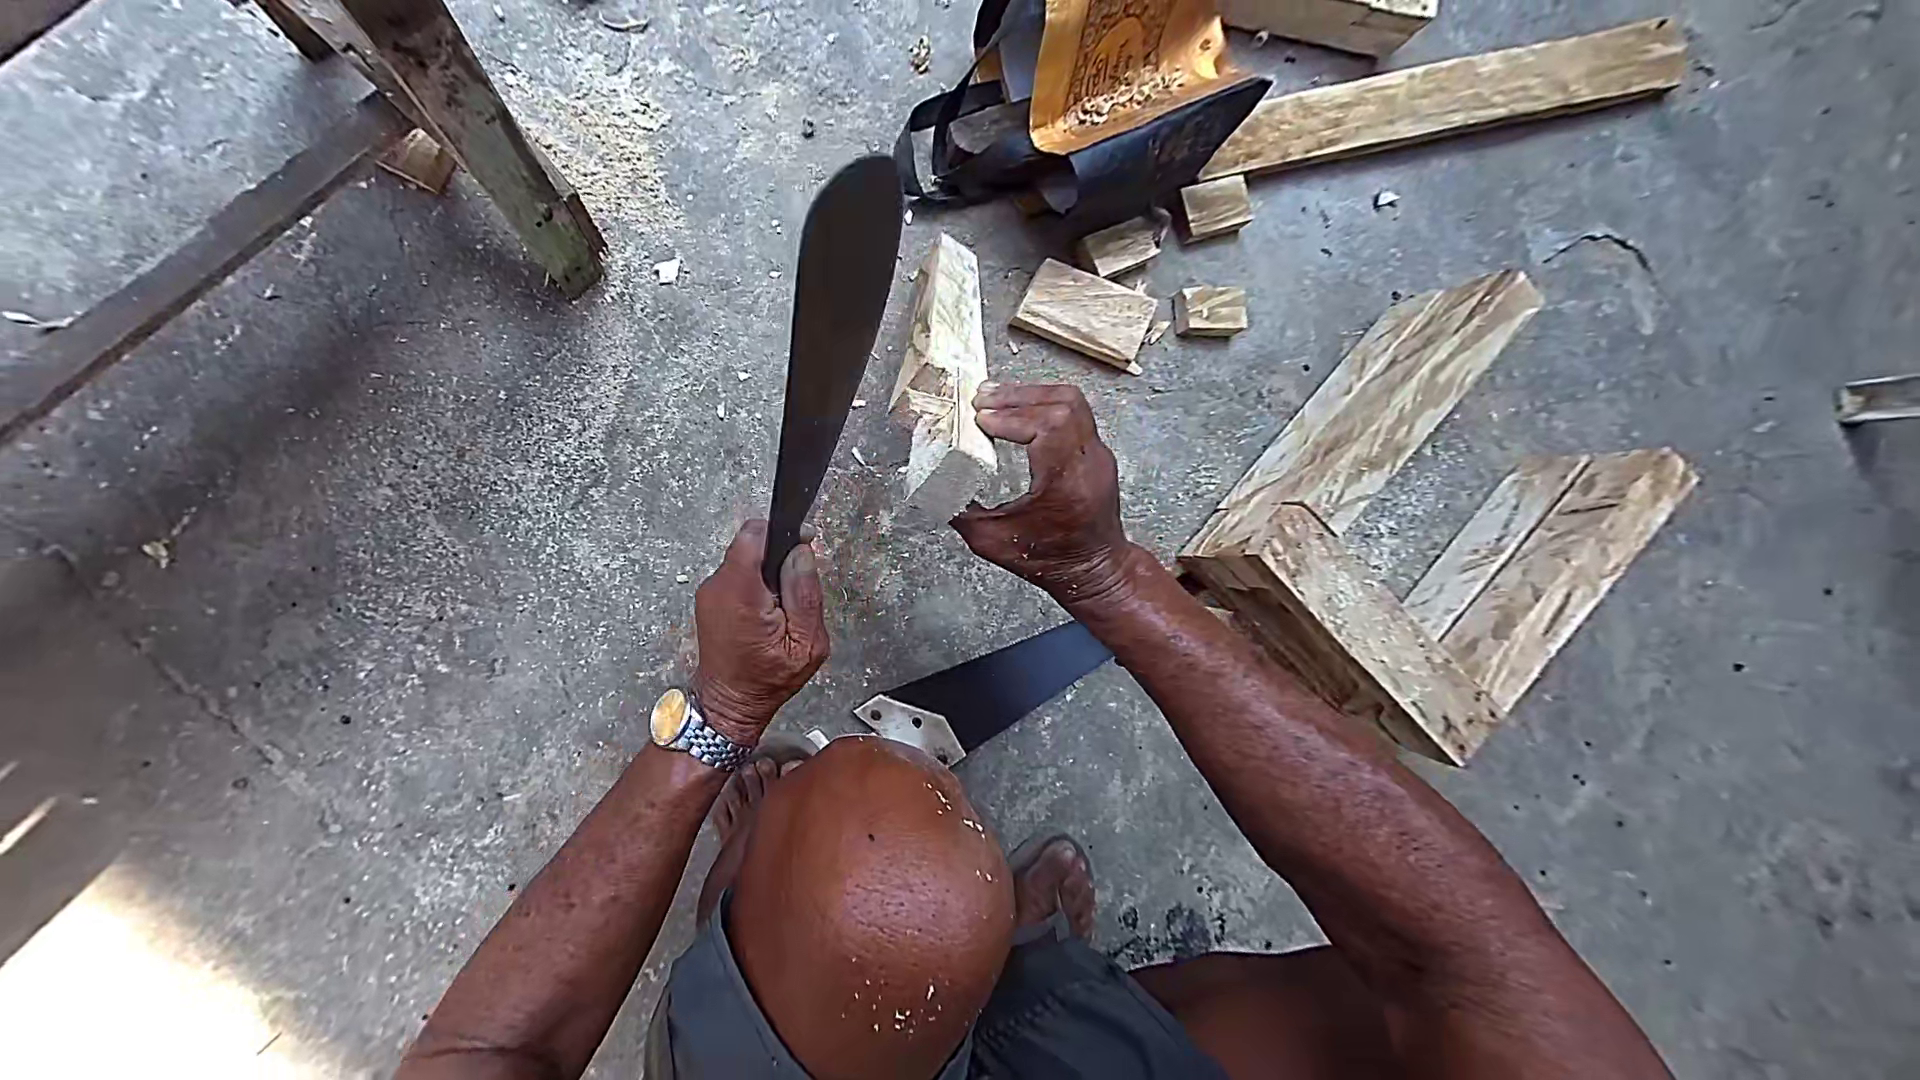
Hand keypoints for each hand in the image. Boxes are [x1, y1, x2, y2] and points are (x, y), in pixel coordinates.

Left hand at [693, 520, 829, 744]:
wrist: (731, 702)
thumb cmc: (767, 678)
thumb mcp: (806, 643)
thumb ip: (805, 593)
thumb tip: (801, 553)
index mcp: (741, 594)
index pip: (754, 535)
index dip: (781, 534)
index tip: (800, 545)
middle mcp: (718, 587)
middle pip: (753, 545)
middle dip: (778, 560)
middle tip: (794, 590)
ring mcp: (710, 591)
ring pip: (747, 559)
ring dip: (768, 575)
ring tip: (779, 609)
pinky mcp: (710, 596)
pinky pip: (738, 574)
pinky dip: (756, 585)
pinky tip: (766, 612)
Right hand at [951, 383, 1135, 606]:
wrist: (1093, 570)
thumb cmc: (1049, 561)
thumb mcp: (993, 541)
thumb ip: (961, 511)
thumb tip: (934, 485)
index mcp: (1068, 486)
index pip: (1049, 427)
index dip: (1011, 417)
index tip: (981, 419)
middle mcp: (1090, 464)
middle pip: (1063, 405)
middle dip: (1017, 397)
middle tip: (982, 400)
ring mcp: (1098, 455)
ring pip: (1073, 402)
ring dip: (1032, 394)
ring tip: (996, 398)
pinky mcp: (1097, 452)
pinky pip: (1076, 412)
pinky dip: (1045, 403)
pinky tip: (1019, 409)